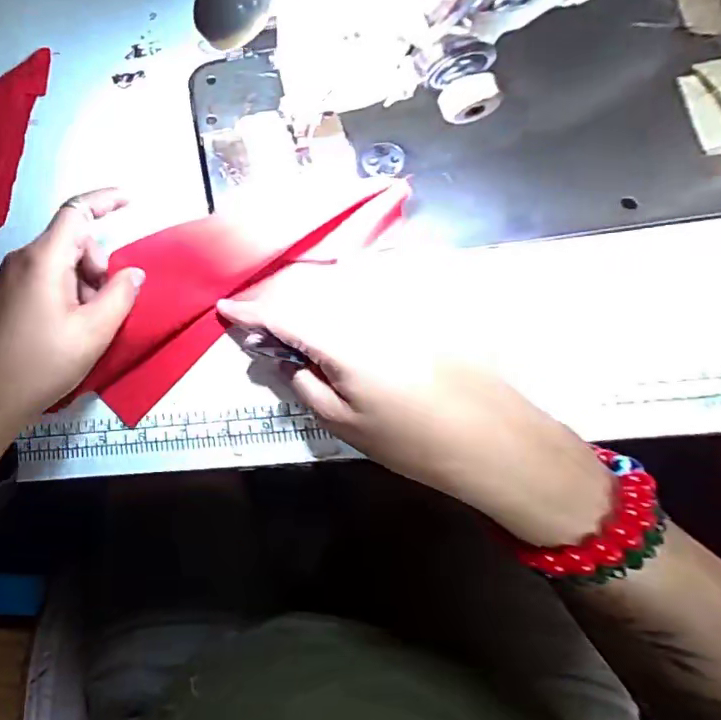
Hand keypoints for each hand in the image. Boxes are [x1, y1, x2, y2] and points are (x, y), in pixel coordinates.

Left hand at [0, 190, 143, 471]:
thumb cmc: (40, 365)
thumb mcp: (93, 332)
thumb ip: (120, 295)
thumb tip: (133, 272)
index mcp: (43, 259)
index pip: (77, 212)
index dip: (106, 200)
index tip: (131, 200)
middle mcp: (22, 260)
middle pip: (72, 241)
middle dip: (98, 265)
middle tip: (105, 306)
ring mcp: (9, 279)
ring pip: (60, 263)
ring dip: (83, 284)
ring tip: (85, 327)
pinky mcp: (5, 298)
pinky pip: (45, 280)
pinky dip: (66, 294)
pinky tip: (67, 330)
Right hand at [216, 295, 611, 546]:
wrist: (494, 438)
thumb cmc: (412, 440)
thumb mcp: (343, 423)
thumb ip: (303, 383)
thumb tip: (283, 358)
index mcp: (341, 336)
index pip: (282, 311)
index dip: (250, 311)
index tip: (226, 309)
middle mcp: (366, 305)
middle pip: (306, 285)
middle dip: (274, 298)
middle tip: (257, 319)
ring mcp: (396, 299)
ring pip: (335, 279)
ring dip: (305, 290)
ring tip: (292, 315)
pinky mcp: (419, 302)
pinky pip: (365, 283)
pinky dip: (339, 289)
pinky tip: (335, 306)